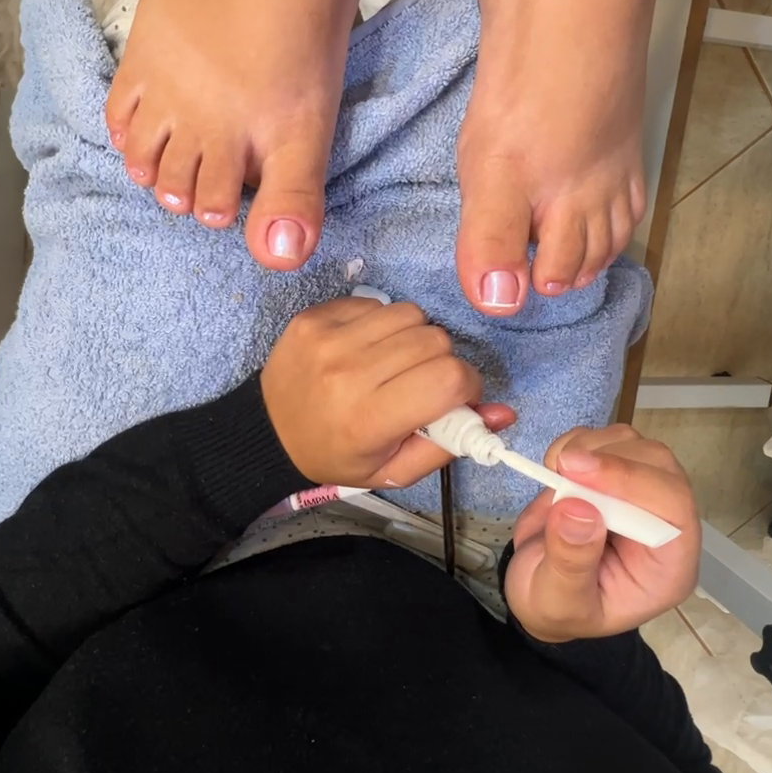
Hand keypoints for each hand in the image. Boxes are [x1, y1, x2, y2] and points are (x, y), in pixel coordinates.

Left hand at [262, 297, 515, 488]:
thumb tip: (503, 412)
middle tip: (421, 382)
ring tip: (393, 363)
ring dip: (414, 337)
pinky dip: (382, 323)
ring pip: (411, 314)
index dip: (465, 386)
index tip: (454, 397)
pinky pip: (376, 302)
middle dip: (442, 361)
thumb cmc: (336, 454)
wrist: (269, 430)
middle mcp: (347, 373)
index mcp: (368, 419)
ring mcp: (328, 338)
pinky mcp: (315, 315)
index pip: (448, 379)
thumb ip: (451, 444)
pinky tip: (366, 347)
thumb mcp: (393, 469)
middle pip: (435, 340)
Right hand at [503, 425, 700, 642]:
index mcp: (666, 563)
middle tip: (560, 467)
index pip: (672, 505)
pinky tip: (555, 467)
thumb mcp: (558, 601)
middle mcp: (661, 523)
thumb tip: (578, 507)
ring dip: (590, 447)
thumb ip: (570, 561)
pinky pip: (605, 439)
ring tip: (555, 473)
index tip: (575, 471)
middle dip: (608, 459)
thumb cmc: (556, 607)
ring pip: (633, 445)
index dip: (630, 479)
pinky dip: (576, 442)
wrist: (538, 592)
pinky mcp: (610, 474)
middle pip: (659, 465)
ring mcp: (636, 494)